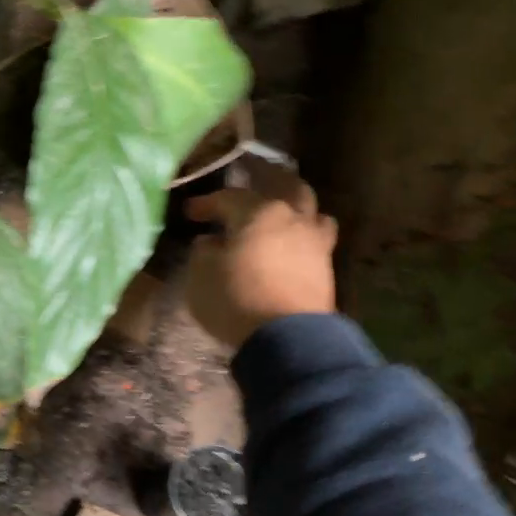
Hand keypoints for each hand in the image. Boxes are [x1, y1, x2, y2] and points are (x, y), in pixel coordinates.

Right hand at [184, 158, 338, 347]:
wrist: (285, 334)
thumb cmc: (234, 300)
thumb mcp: (200, 278)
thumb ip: (203, 254)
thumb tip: (210, 242)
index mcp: (259, 213)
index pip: (230, 198)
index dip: (207, 203)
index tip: (190, 212)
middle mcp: (292, 216)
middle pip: (284, 185)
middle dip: (264, 182)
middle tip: (249, 184)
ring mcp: (314, 238)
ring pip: (308, 207)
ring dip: (292, 204)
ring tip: (279, 211)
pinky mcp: (325, 262)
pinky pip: (315, 234)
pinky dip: (301, 231)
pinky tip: (291, 240)